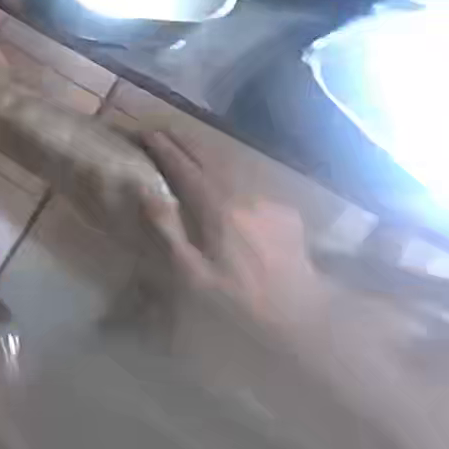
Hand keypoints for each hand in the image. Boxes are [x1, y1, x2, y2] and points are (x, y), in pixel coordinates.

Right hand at [135, 129, 326, 329]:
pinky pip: (248, 181)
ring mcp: (267, 199)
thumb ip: (166, 229)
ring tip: (185, 144)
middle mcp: (242, 193)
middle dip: (181, 139)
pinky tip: (223, 178)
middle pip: (206, 155)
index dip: (162, 147)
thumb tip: (143, 189)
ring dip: (204, 151)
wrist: (305, 321)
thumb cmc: (240, 302)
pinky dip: (228, 171)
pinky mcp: (284, 211)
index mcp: (217, 207)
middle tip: (160, 128)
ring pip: (229, 164)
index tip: (144, 133)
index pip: (183, 166)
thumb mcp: (192, 275)